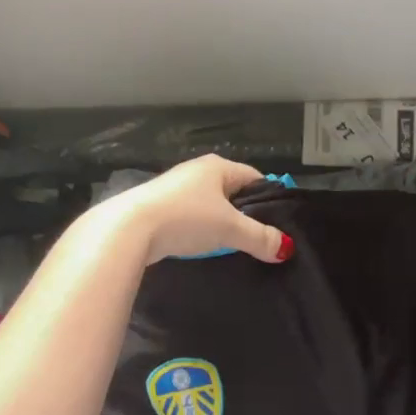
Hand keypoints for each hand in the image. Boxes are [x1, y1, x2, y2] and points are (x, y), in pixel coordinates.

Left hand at [89, 155, 291, 265]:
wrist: (130, 228)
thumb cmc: (185, 219)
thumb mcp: (229, 229)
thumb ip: (260, 237)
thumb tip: (285, 248)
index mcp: (217, 166)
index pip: (254, 178)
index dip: (268, 200)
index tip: (278, 225)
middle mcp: (196, 171)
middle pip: (231, 193)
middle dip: (244, 215)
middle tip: (258, 241)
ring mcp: (174, 189)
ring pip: (209, 207)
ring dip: (219, 225)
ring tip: (232, 248)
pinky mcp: (158, 207)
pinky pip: (190, 218)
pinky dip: (198, 231)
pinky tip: (202, 248)